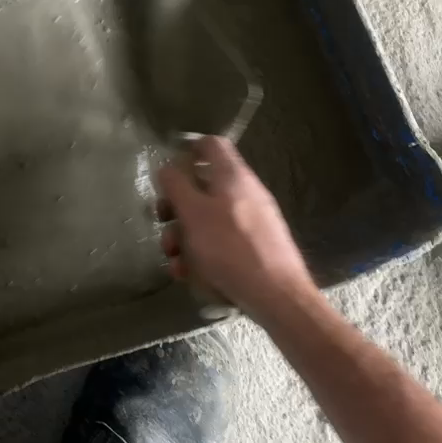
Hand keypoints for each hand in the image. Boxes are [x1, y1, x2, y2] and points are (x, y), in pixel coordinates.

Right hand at [157, 135, 312, 312]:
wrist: (278, 298)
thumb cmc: (229, 247)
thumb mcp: (192, 212)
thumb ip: (175, 184)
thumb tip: (167, 167)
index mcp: (232, 175)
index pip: (211, 144)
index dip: (187, 149)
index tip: (168, 169)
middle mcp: (245, 193)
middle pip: (204, 186)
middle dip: (177, 206)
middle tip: (162, 221)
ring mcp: (253, 222)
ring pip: (209, 220)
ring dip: (185, 237)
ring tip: (175, 262)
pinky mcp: (256, 249)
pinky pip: (222, 243)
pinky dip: (203, 255)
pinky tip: (191, 276)